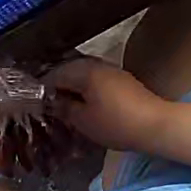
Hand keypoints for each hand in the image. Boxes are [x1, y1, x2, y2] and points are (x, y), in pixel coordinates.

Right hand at [47, 58, 170, 152]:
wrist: (156, 125)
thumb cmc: (116, 123)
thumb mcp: (84, 121)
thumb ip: (64, 109)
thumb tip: (50, 102)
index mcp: (84, 71)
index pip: (54, 74)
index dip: (42, 89)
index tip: (35, 104)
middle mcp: (97, 65)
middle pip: (69, 71)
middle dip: (58, 87)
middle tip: (49, 106)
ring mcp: (112, 71)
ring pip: (84, 76)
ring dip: (74, 89)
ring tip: (66, 107)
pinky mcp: (123, 81)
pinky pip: (97, 81)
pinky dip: (88, 91)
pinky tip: (86, 105)